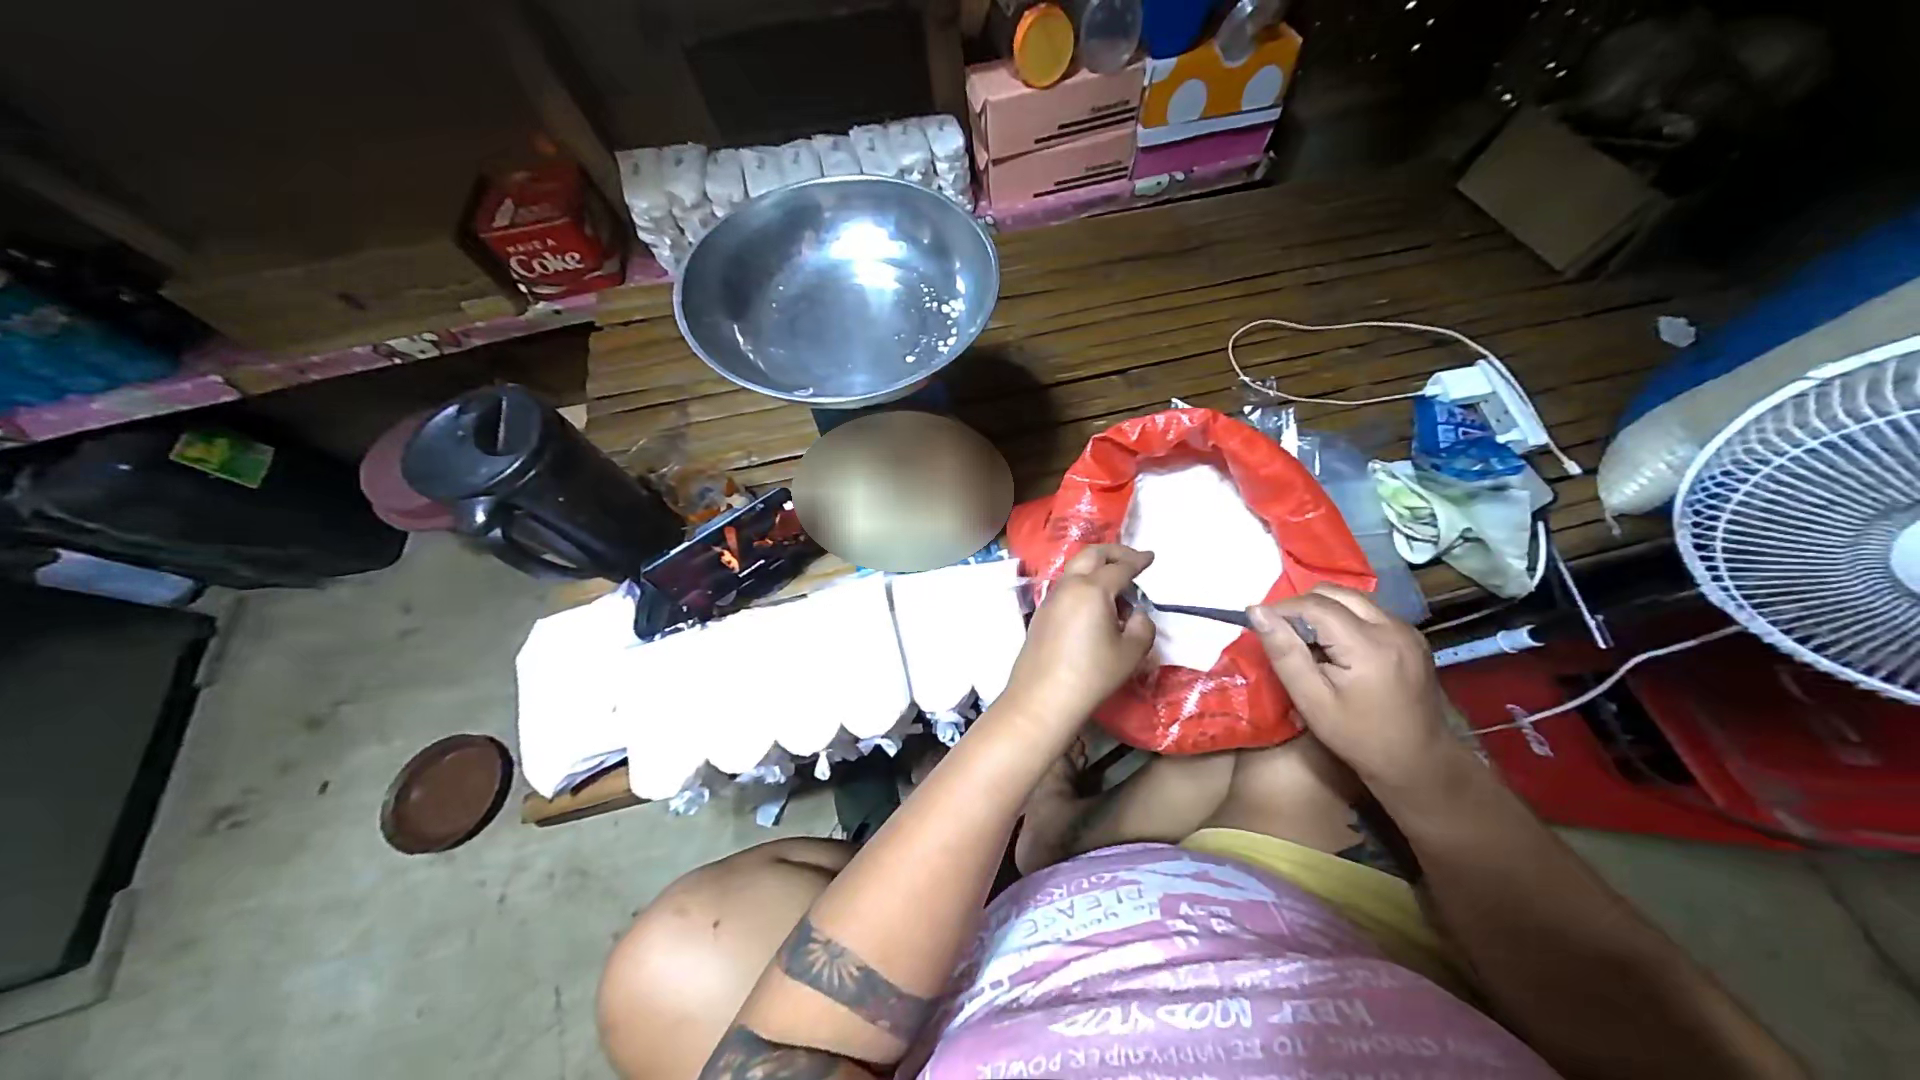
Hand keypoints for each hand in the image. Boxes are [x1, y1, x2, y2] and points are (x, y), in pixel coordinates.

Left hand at [1000, 545, 1155, 730]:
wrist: (1042, 697)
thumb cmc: (1091, 674)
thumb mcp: (1131, 653)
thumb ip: (1143, 627)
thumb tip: (1135, 615)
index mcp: (1092, 589)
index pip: (1120, 568)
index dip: (1138, 561)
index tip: (1150, 557)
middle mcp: (1068, 586)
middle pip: (1091, 555)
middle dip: (1114, 552)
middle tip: (1132, 558)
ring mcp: (1050, 599)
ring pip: (1075, 570)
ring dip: (1096, 568)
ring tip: (1115, 585)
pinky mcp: (1041, 615)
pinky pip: (1066, 588)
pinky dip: (1083, 584)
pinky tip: (1095, 607)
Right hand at [1248, 584, 1456, 790]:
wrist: (1420, 762)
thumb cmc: (1359, 737)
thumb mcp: (1312, 700)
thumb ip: (1285, 652)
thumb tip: (1256, 612)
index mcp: (1369, 645)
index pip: (1315, 605)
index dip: (1282, 609)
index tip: (1260, 625)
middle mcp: (1392, 628)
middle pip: (1335, 593)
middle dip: (1302, 606)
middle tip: (1285, 635)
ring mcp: (1407, 630)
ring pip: (1352, 599)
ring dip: (1323, 611)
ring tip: (1309, 643)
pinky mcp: (1412, 636)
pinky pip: (1368, 612)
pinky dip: (1343, 619)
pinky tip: (1336, 649)